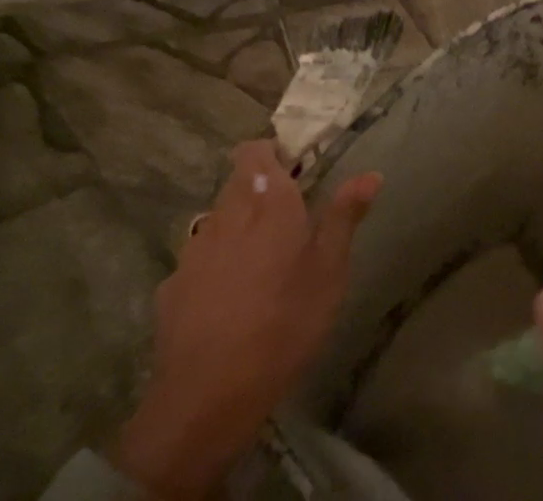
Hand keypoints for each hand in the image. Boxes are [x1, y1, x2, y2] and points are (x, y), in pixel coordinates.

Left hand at [114, 141, 380, 499]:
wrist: (211, 391)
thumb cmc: (287, 322)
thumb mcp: (331, 270)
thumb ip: (344, 217)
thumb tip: (369, 173)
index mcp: (267, 203)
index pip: (254, 151)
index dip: (271, 154)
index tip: (296, 173)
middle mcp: (225, 215)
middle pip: (236, 184)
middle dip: (260, 193)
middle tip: (291, 224)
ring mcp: (193, 250)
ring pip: (217, 221)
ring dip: (239, 229)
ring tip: (264, 266)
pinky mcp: (172, 285)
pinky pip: (200, 260)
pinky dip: (217, 266)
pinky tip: (232, 301)